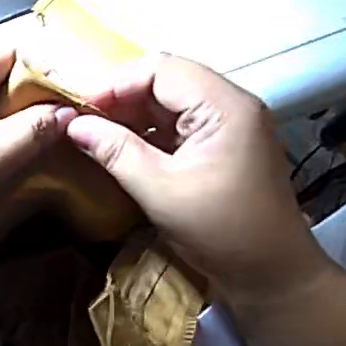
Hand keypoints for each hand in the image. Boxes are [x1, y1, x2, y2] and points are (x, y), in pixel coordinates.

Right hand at [70, 55, 327, 304]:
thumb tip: (74, 126)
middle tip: (81, 123)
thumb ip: (116, 153)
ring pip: (171, 105)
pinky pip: (181, 129)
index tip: (78, 109)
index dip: (115, 84)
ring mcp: (230, 127)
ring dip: (133, 118)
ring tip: (96, 137)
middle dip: (121, 99)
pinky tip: (123, 151)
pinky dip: (150, 136)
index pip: (161, 69)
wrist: (272, 276)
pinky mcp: (225, 149)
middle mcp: (231, 105)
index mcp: (225, 106)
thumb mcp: (161, 192)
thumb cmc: (221, 233)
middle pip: (167, 82)